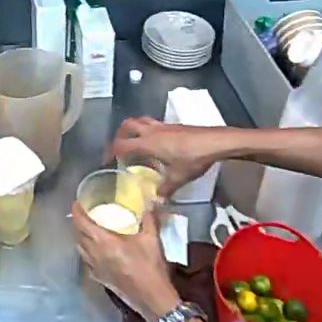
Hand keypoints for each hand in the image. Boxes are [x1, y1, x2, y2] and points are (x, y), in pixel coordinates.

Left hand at [71, 202, 179, 319]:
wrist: (152, 297)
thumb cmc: (149, 265)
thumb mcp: (152, 238)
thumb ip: (149, 218)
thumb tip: (150, 203)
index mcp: (103, 241)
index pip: (82, 223)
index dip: (77, 212)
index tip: (75, 203)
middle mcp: (94, 254)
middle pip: (78, 236)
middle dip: (77, 224)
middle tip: (81, 214)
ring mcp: (96, 268)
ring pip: (80, 250)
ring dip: (80, 238)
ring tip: (85, 231)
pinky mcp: (100, 279)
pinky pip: (87, 263)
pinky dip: (85, 254)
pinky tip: (92, 253)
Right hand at [111, 117, 228, 197]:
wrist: (215, 141)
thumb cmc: (194, 158)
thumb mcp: (178, 178)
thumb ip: (165, 189)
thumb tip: (155, 200)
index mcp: (148, 143)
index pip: (122, 144)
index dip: (111, 152)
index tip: (106, 161)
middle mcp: (152, 131)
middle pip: (128, 125)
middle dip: (119, 135)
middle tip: (118, 148)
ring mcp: (163, 126)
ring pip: (140, 121)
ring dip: (133, 129)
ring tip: (133, 142)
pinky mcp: (173, 125)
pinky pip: (152, 124)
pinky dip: (147, 130)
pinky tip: (154, 143)